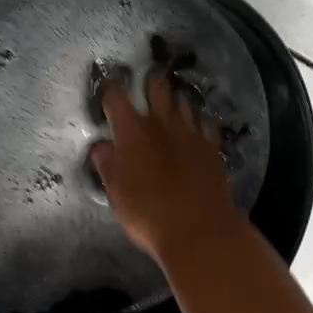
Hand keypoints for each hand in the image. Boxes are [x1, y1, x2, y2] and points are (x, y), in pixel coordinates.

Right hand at [90, 69, 241, 263]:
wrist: (200, 229)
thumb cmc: (149, 214)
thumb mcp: (117, 194)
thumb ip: (107, 165)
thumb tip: (100, 146)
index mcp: (132, 131)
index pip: (116, 96)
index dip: (110, 88)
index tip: (109, 86)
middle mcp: (161, 122)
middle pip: (156, 86)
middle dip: (150, 83)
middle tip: (146, 89)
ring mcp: (190, 131)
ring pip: (182, 100)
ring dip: (175, 101)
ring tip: (171, 106)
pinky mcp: (211, 145)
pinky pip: (204, 122)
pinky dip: (198, 121)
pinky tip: (196, 128)